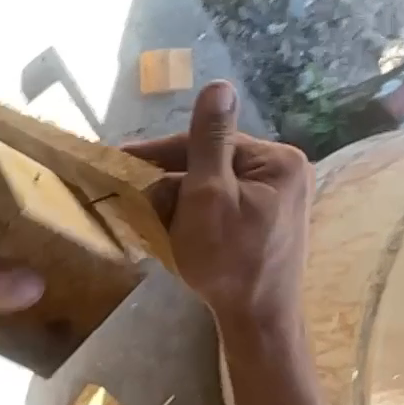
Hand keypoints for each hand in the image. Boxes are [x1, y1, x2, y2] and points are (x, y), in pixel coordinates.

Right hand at [125, 82, 311, 328]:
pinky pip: (223, 204)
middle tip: (129, 195)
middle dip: (170, 180)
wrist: (257, 320)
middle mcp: (285, 172)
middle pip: (211, 162)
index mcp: (277, 160)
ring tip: (149, 217)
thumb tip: (218, 84)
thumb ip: (208, 141)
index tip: (118, 159)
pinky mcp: (269, 221)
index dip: (160, 152)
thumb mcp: (209, 196)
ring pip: (214, 184)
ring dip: (179, 199)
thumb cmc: (228, 260)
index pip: (207, 142)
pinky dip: (195, 213)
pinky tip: (174, 229)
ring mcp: (279, 199)